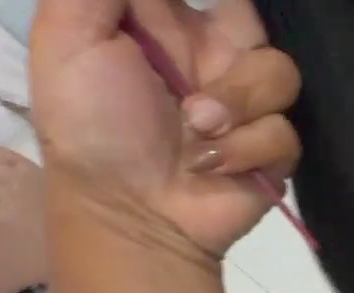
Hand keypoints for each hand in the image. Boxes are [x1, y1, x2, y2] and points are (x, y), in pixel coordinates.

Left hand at [29, 0, 299, 256]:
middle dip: (239, 43)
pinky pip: (284, 132)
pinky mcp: (274, 151)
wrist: (130, 210)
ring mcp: (250, 106)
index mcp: (167, 19)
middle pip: (259, 20)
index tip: (217, 7)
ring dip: (238, 103)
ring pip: (281, 74)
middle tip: (200, 70)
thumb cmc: (90, 121)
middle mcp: (215, 57)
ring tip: (197, 129)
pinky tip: (213, 164)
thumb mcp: (70, 31)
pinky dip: (245, 149)